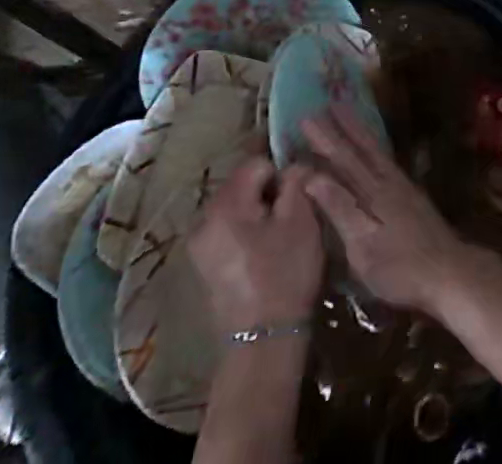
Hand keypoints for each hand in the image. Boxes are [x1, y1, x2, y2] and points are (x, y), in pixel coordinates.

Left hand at [189, 157, 323, 328]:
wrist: (263, 339)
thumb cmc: (286, 273)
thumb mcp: (301, 219)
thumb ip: (297, 181)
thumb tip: (294, 165)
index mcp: (225, 205)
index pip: (256, 162)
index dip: (283, 172)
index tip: (301, 193)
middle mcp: (203, 219)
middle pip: (241, 184)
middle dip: (270, 191)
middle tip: (296, 213)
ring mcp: (200, 245)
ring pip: (236, 208)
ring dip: (260, 211)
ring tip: (284, 232)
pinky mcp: (205, 266)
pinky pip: (229, 231)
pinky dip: (249, 231)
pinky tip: (267, 251)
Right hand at [297, 107, 476, 313]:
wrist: (450, 273)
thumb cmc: (401, 267)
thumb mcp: (363, 246)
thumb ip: (341, 209)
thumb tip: (312, 176)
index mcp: (374, 193)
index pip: (344, 160)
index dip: (326, 140)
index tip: (307, 118)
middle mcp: (389, 183)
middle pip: (363, 149)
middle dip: (344, 127)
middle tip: (329, 103)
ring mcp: (404, 189)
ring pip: (378, 152)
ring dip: (362, 134)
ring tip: (350, 115)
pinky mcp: (413, 198)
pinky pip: (388, 161)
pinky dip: (377, 149)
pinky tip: (376, 152)